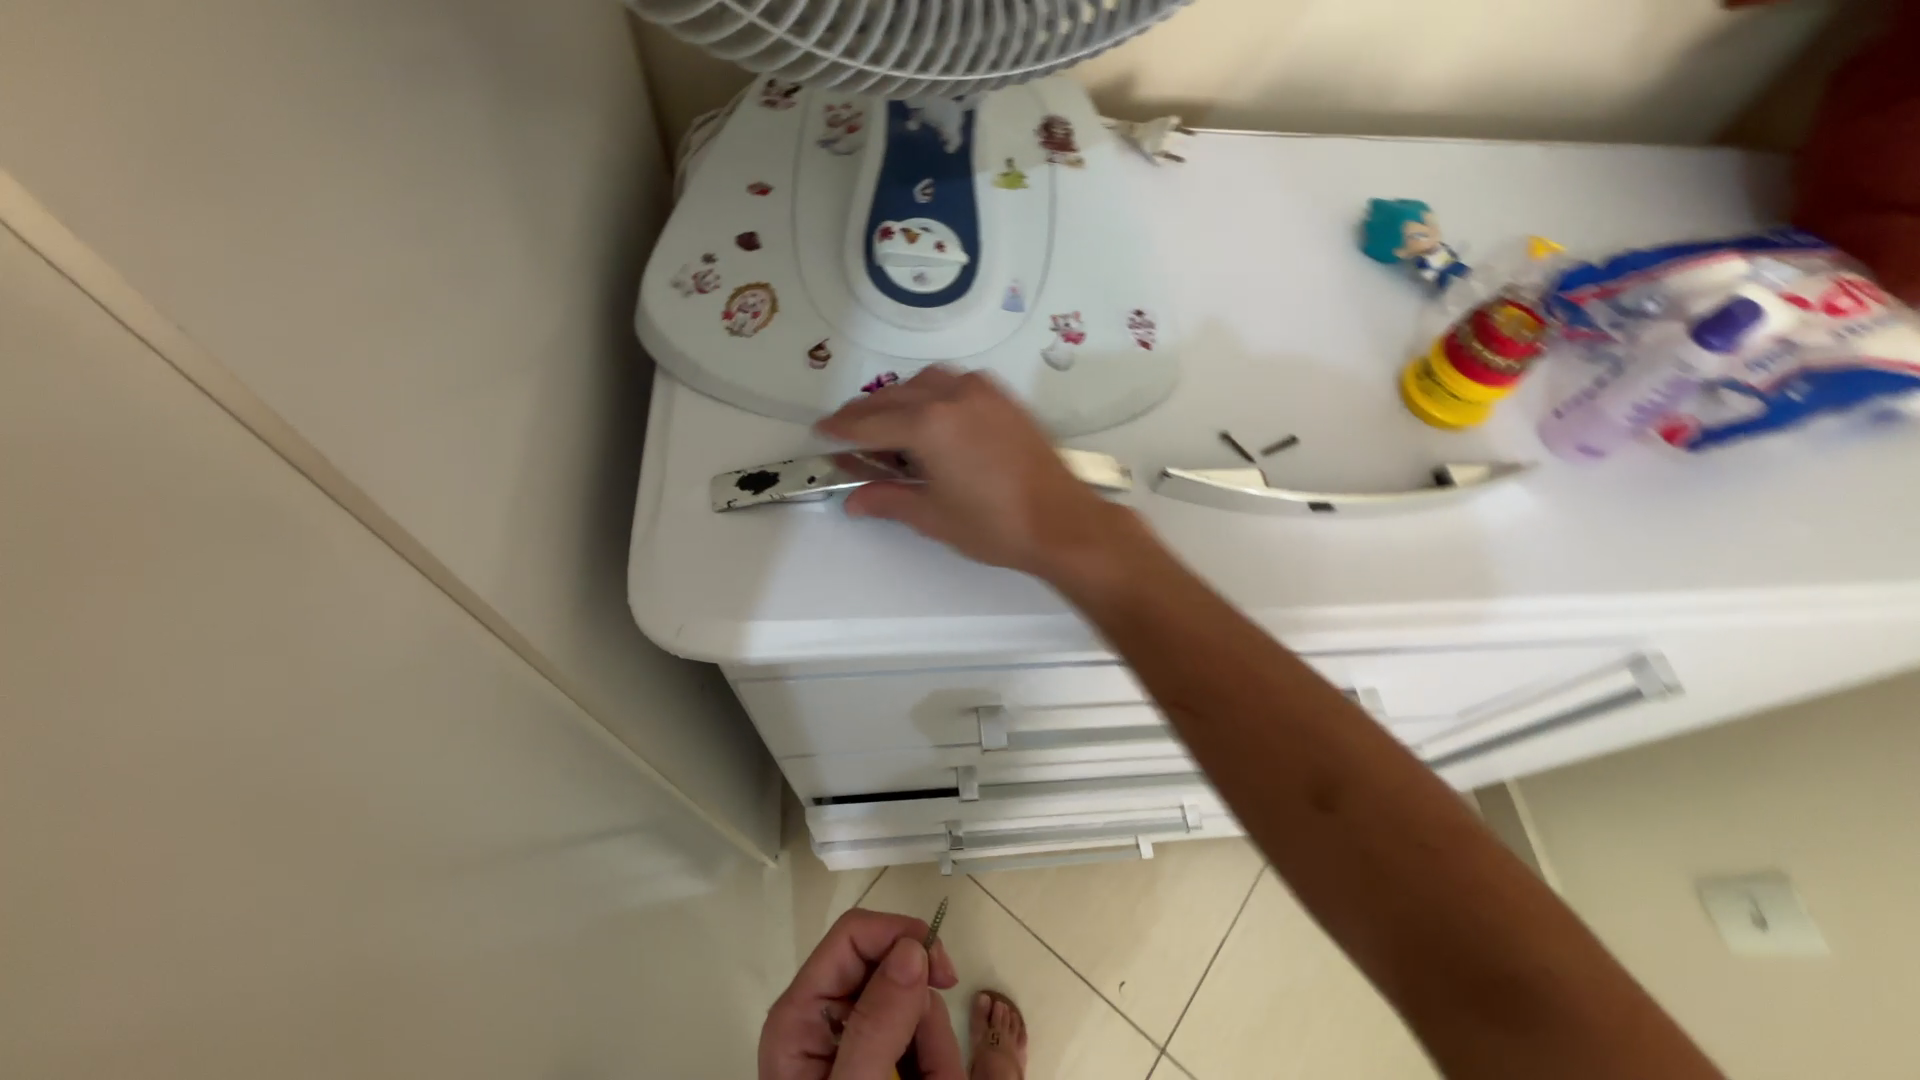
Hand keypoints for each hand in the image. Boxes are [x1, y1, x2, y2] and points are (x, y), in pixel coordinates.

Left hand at [759, 908, 964, 1079]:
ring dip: (936, 1050)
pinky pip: (923, 1038)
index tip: (942, 971)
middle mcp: (826, 1016)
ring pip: (917, 1006)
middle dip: (924, 1014)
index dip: (901, 935)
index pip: (854, 932)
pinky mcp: (880, 1061)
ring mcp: (855, 1040)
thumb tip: (912, 947)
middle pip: (894, 970)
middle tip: (935, 1068)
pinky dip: (936, 1063)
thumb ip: (878, 1022)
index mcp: (801, 1013)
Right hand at [816, 366, 1134, 581]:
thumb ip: (889, 500)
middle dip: (865, 414)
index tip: (820, 432)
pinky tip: (932, 416)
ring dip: (899, 398)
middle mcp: (952, 396)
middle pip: (893, 397)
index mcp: (928, 424)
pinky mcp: (1003, 398)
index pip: (869, 423)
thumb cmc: (995, 525)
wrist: (1063, 521)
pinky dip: (933, 393)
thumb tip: (854, 500)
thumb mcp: (933, 516)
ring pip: (924, 382)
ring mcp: (982, 392)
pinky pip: (955, 382)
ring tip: (887, 426)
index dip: (840, 430)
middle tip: (846, 433)